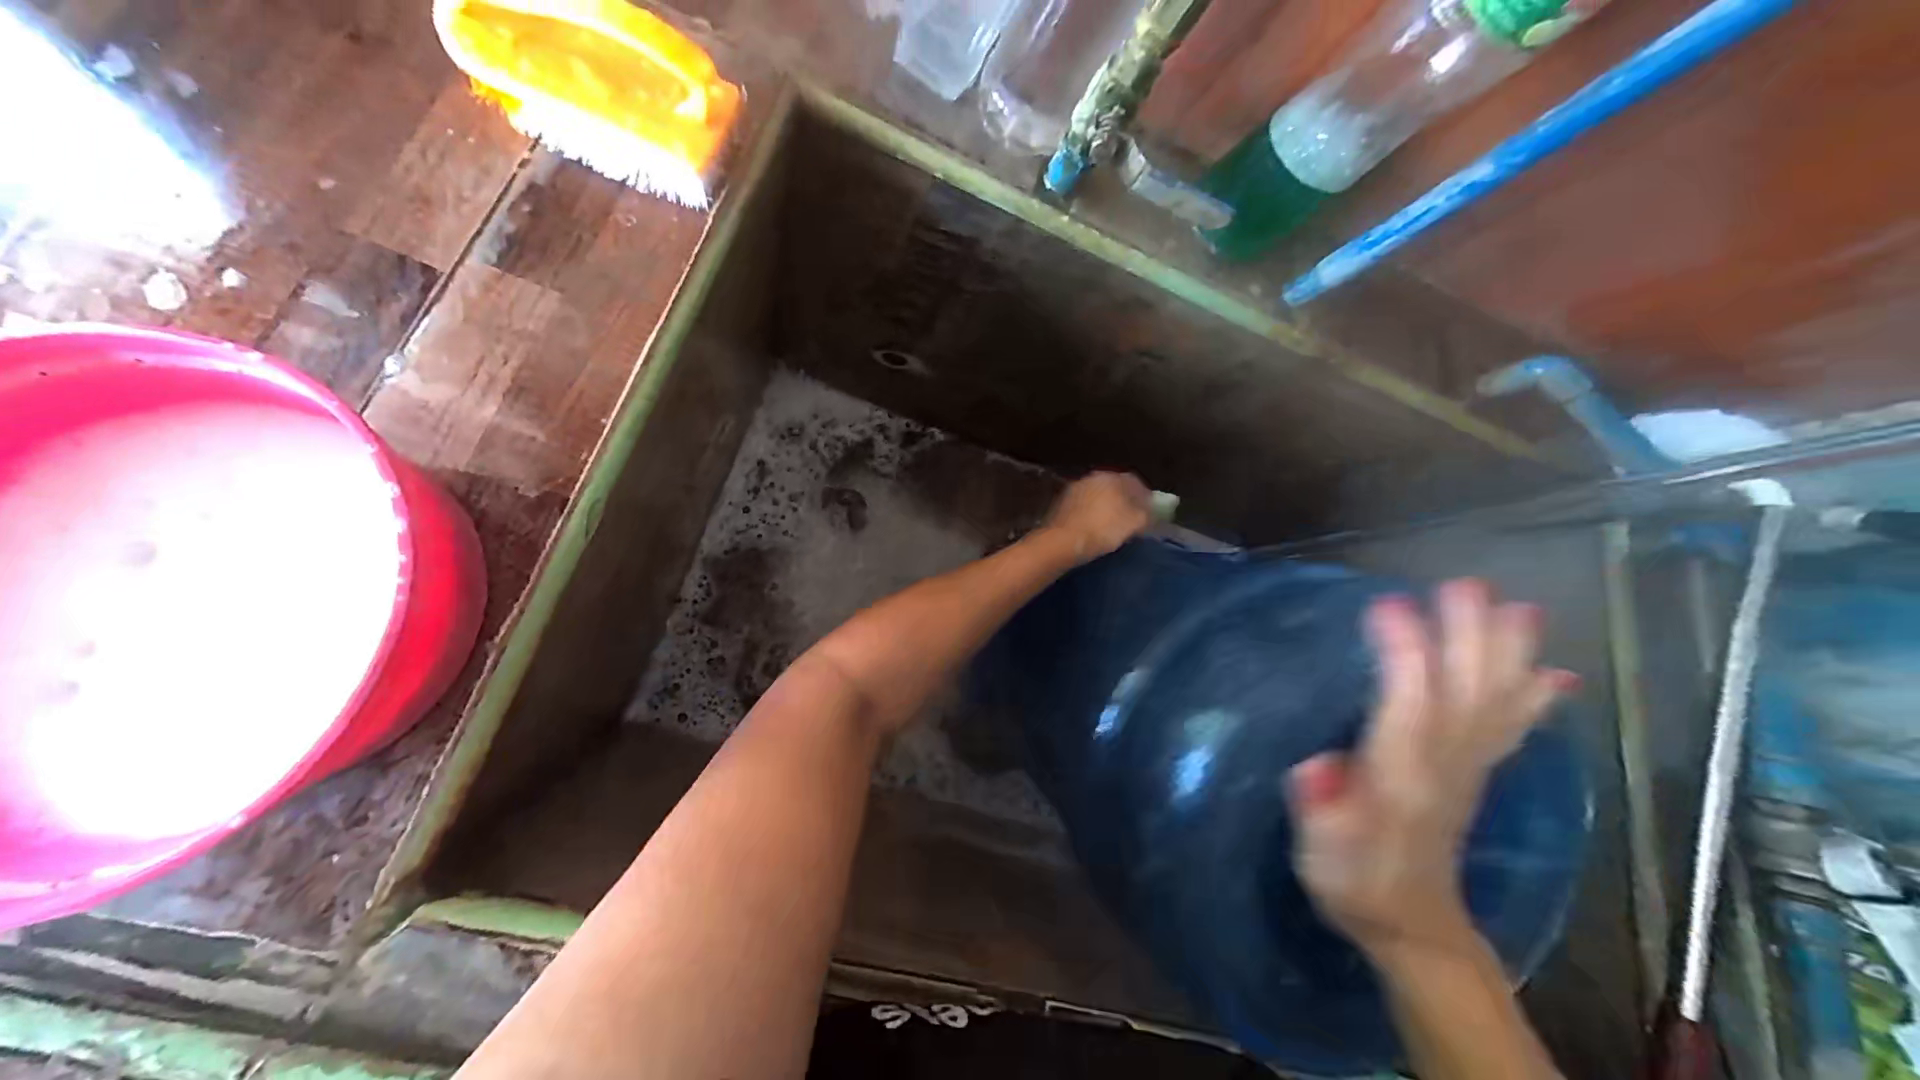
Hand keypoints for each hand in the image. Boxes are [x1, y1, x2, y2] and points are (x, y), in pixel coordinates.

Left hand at [1040, 471, 1153, 563]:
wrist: (1062, 541)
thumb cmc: (1103, 529)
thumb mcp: (1135, 523)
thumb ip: (1147, 514)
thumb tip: (1150, 512)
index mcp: (1112, 477)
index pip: (1135, 482)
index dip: (1145, 497)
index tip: (1150, 511)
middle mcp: (1092, 478)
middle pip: (1115, 488)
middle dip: (1125, 501)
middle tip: (1132, 518)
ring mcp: (1074, 489)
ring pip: (1097, 496)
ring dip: (1106, 508)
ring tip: (1113, 525)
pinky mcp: (1061, 504)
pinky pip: (1083, 507)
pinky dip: (1091, 514)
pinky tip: (1093, 528)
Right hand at [1287, 580, 1576, 959]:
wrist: (1414, 924)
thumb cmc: (1353, 882)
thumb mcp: (1321, 856)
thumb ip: (1319, 813)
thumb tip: (1313, 769)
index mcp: (1401, 780)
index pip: (1409, 708)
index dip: (1404, 655)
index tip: (1388, 604)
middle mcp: (1444, 767)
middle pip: (1464, 694)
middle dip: (1469, 637)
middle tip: (1465, 585)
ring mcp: (1468, 768)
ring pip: (1496, 703)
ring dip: (1509, 655)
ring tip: (1520, 608)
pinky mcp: (1477, 773)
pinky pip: (1511, 727)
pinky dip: (1534, 697)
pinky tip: (1553, 673)